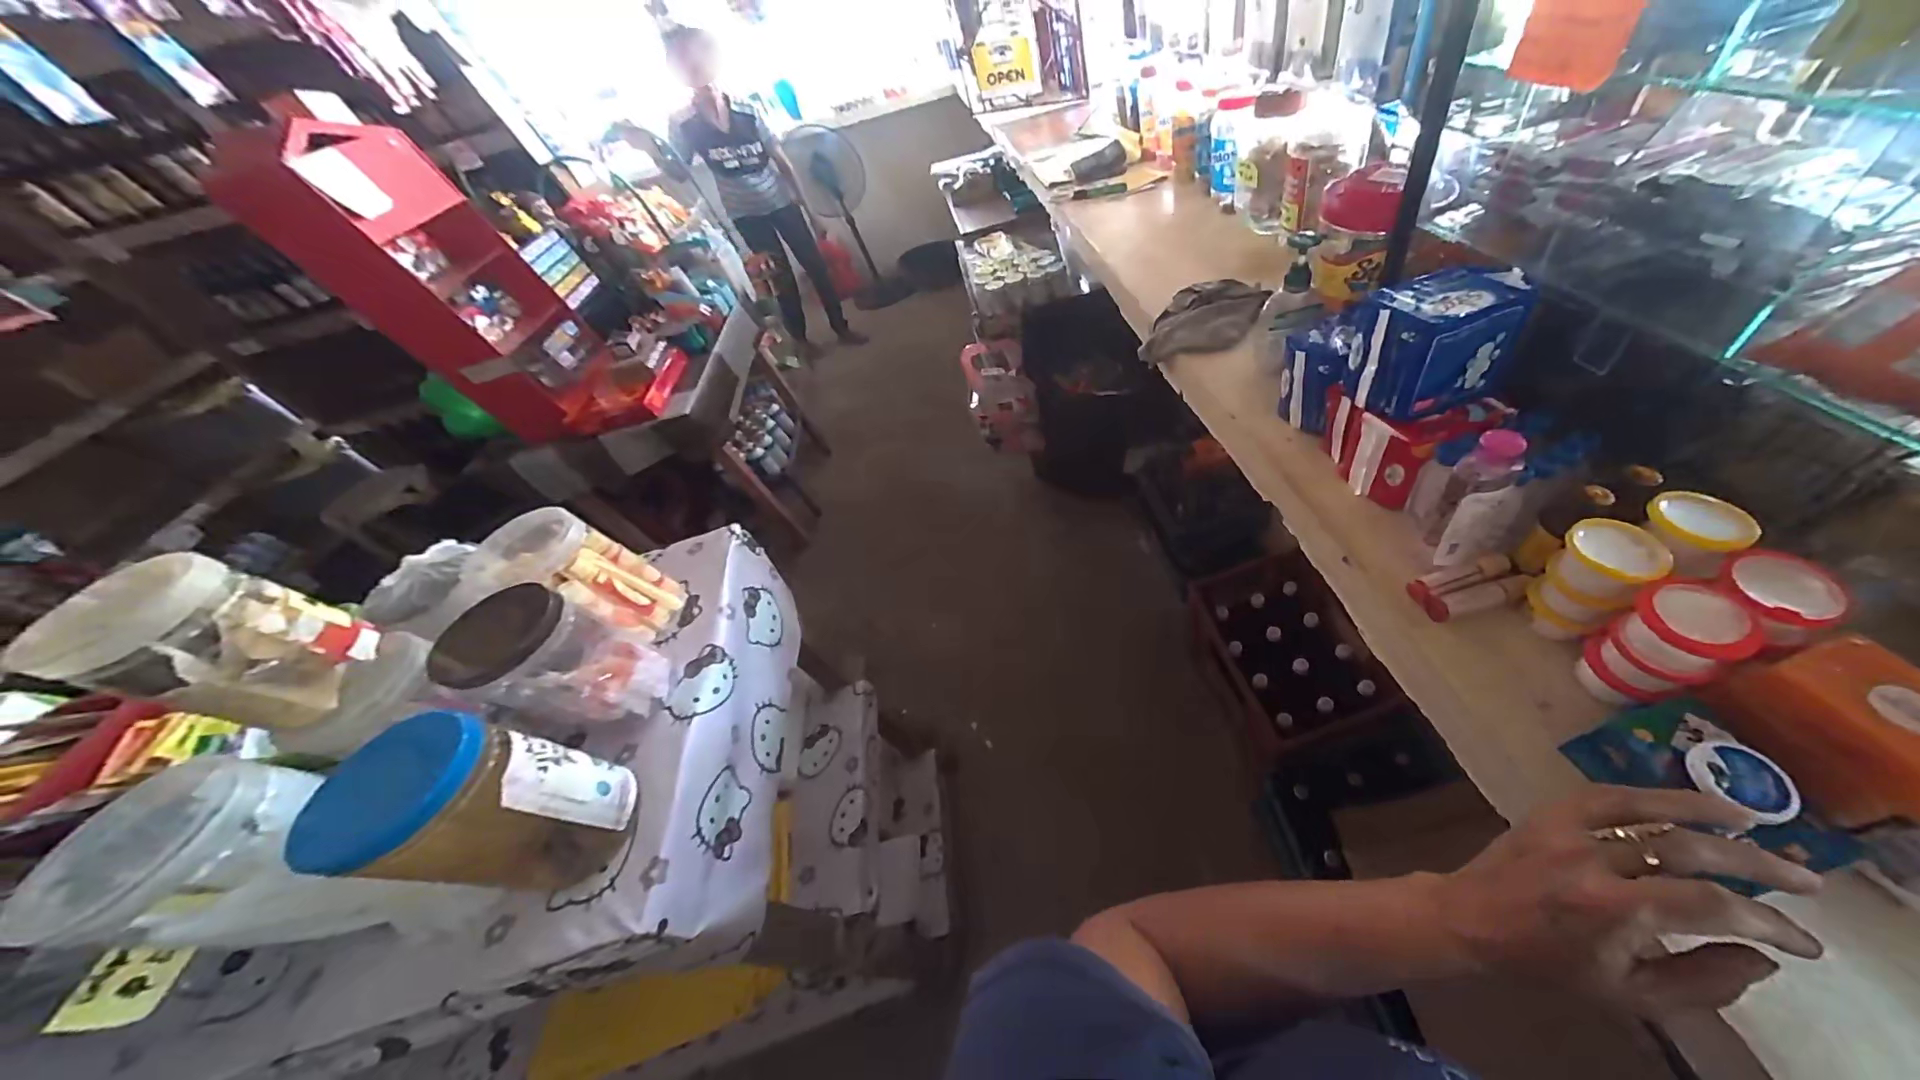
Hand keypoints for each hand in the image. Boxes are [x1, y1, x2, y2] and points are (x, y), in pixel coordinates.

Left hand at [1436, 785, 1823, 1014]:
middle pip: (1686, 850)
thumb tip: (1762, 955)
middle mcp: (1590, 861)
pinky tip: (1688, 804)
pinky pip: (1605, 796)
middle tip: (1808, 881)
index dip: (1768, 923)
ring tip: (1761, 825)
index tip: (1805, 943)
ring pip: (1646, 812)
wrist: (1470, 917)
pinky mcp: (1546, 813)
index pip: (1710, 906)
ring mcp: (1564, 830)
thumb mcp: (1631, 994)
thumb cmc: (1548, 962)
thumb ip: (1705, 981)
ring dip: (1708, 815)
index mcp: (1612, 909)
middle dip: (1756, 865)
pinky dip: (1651, 796)